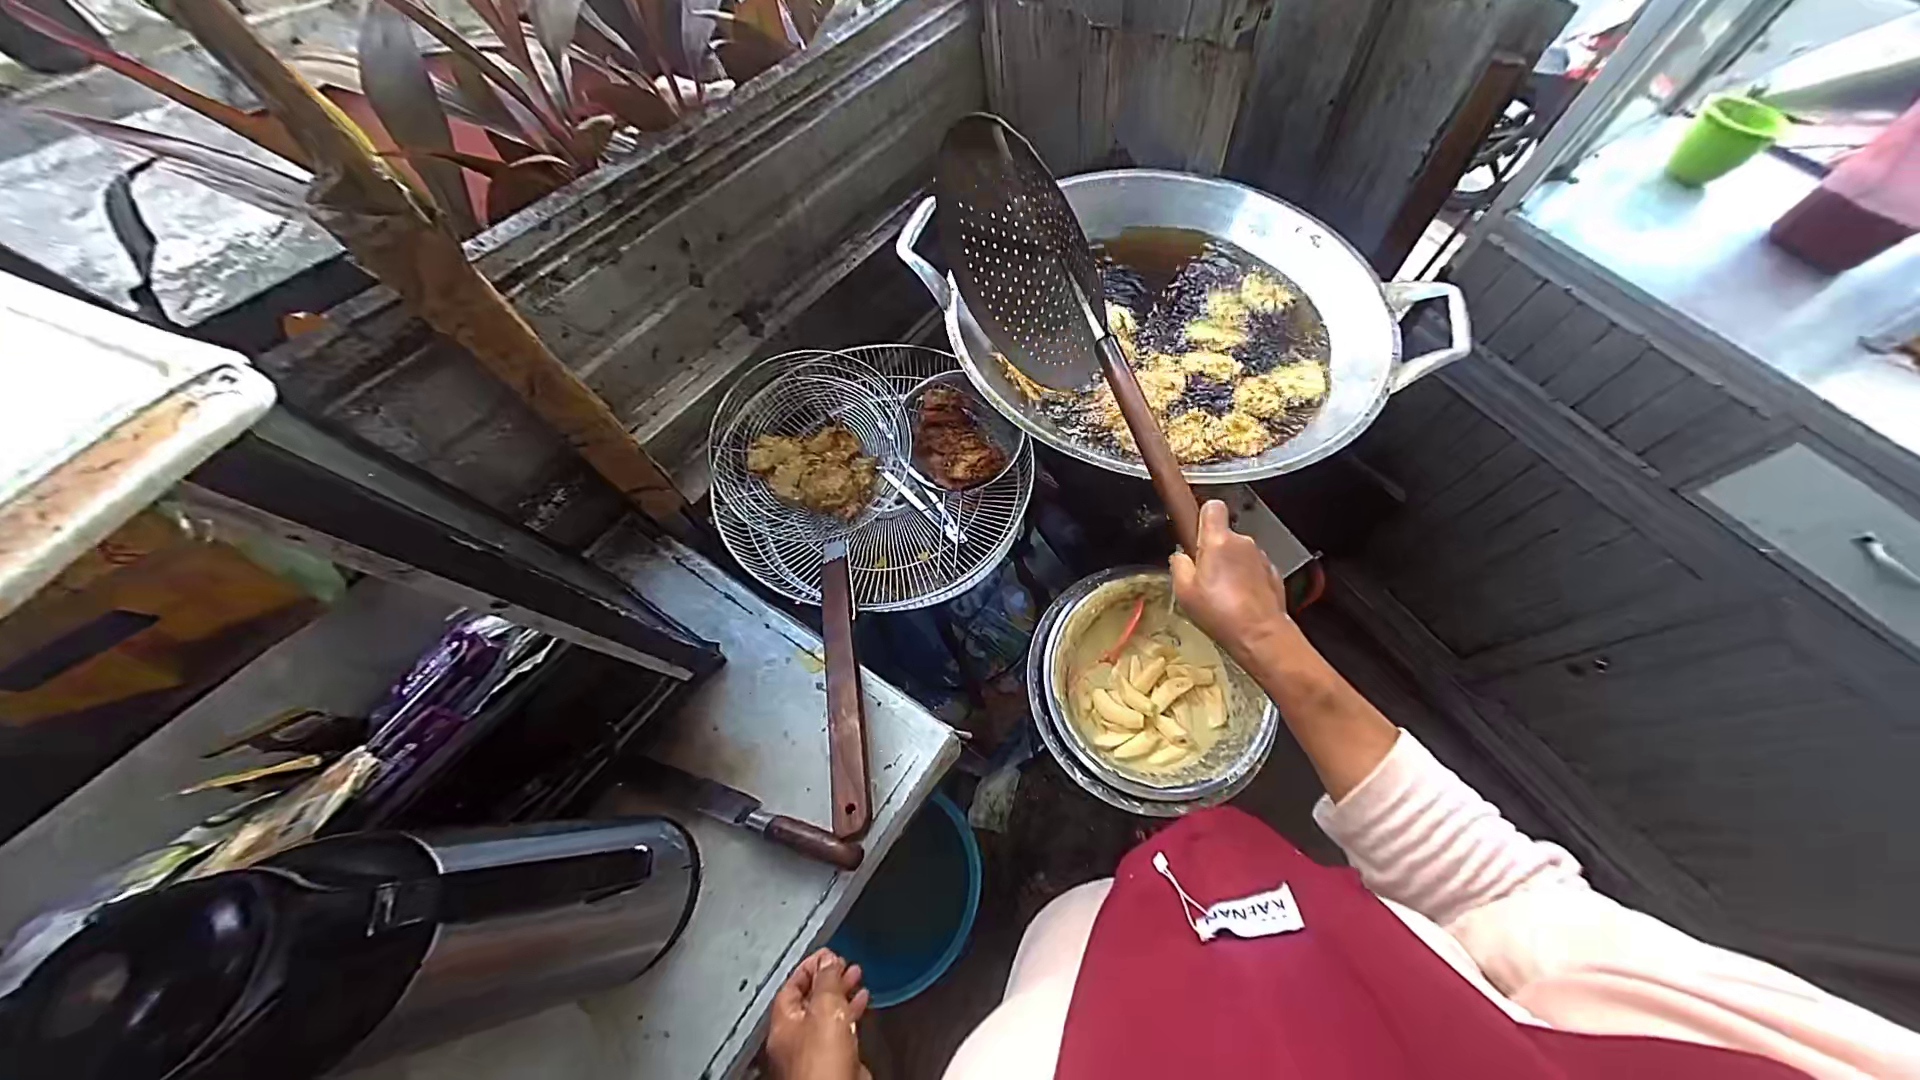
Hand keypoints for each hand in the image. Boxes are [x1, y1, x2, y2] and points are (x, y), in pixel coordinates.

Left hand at [765, 948, 871, 1079]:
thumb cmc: (823, 1064)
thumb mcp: (825, 1008)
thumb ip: (826, 980)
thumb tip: (826, 960)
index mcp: (783, 1025)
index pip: (791, 984)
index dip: (810, 966)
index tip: (828, 953)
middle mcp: (795, 1040)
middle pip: (809, 999)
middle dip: (829, 978)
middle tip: (844, 963)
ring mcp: (814, 1054)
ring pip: (827, 1014)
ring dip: (842, 993)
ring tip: (857, 976)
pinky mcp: (833, 1065)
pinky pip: (840, 1030)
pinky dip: (851, 1012)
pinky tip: (863, 1003)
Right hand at [1169, 500, 1293, 659]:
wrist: (1260, 635)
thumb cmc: (1220, 612)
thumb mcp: (1184, 591)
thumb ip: (1179, 566)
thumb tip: (1181, 558)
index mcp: (1218, 541)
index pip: (1212, 507)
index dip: (1202, 517)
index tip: (1196, 533)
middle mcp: (1243, 543)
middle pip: (1224, 535)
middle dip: (1213, 551)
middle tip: (1203, 577)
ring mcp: (1261, 558)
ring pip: (1239, 553)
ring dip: (1230, 567)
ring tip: (1221, 594)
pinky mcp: (1273, 574)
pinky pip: (1253, 569)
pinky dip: (1245, 580)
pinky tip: (1238, 601)